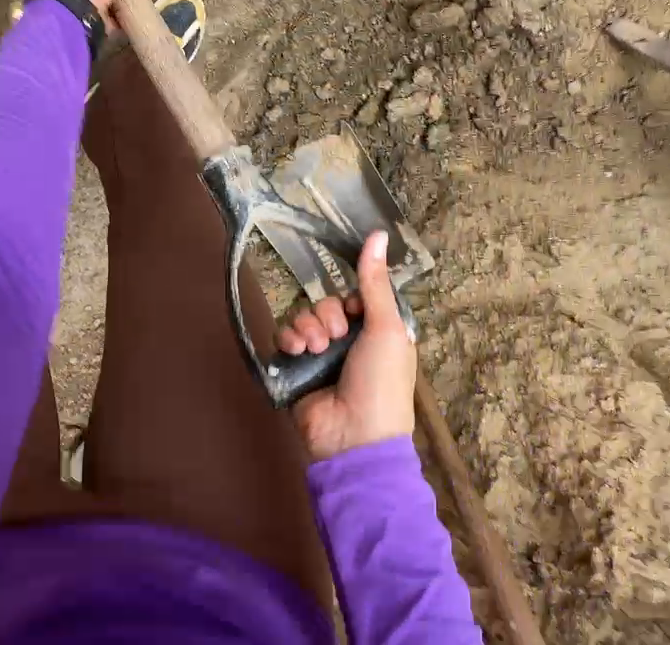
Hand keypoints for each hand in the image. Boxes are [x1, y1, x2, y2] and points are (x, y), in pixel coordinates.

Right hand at [276, 231, 417, 461]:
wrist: (353, 436)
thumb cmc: (381, 382)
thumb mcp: (385, 328)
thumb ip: (375, 282)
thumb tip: (379, 233)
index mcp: (377, 332)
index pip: (352, 296)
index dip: (348, 300)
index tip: (352, 311)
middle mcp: (349, 341)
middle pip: (325, 304)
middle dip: (325, 316)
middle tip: (335, 338)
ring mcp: (321, 355)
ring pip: (302, 317)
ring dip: (306, 328)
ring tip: (314, 349)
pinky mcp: (297, 367)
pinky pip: (284, 336)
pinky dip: (288, 340)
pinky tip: (296, 351)